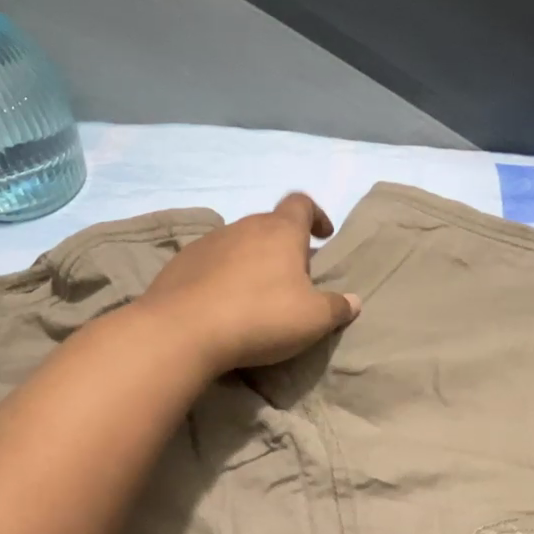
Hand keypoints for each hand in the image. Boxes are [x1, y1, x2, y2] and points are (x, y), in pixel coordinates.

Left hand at [137, 193, 360, 373]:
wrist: (183, 331)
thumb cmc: (260, 317)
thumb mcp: (313, 319)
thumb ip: (337, 307)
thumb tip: (353, 300)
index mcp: (280, 230)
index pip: (301, 203)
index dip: (315, 215)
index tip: (323, 236)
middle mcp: (244, 226)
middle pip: (269, 225)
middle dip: (283, 245)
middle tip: (292, 276)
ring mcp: (208, 242)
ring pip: (238, 243)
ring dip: (251, 261)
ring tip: (256, 294)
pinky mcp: (180, 263)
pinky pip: (210, 263)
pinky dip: (222, 277)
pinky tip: (222, 304)